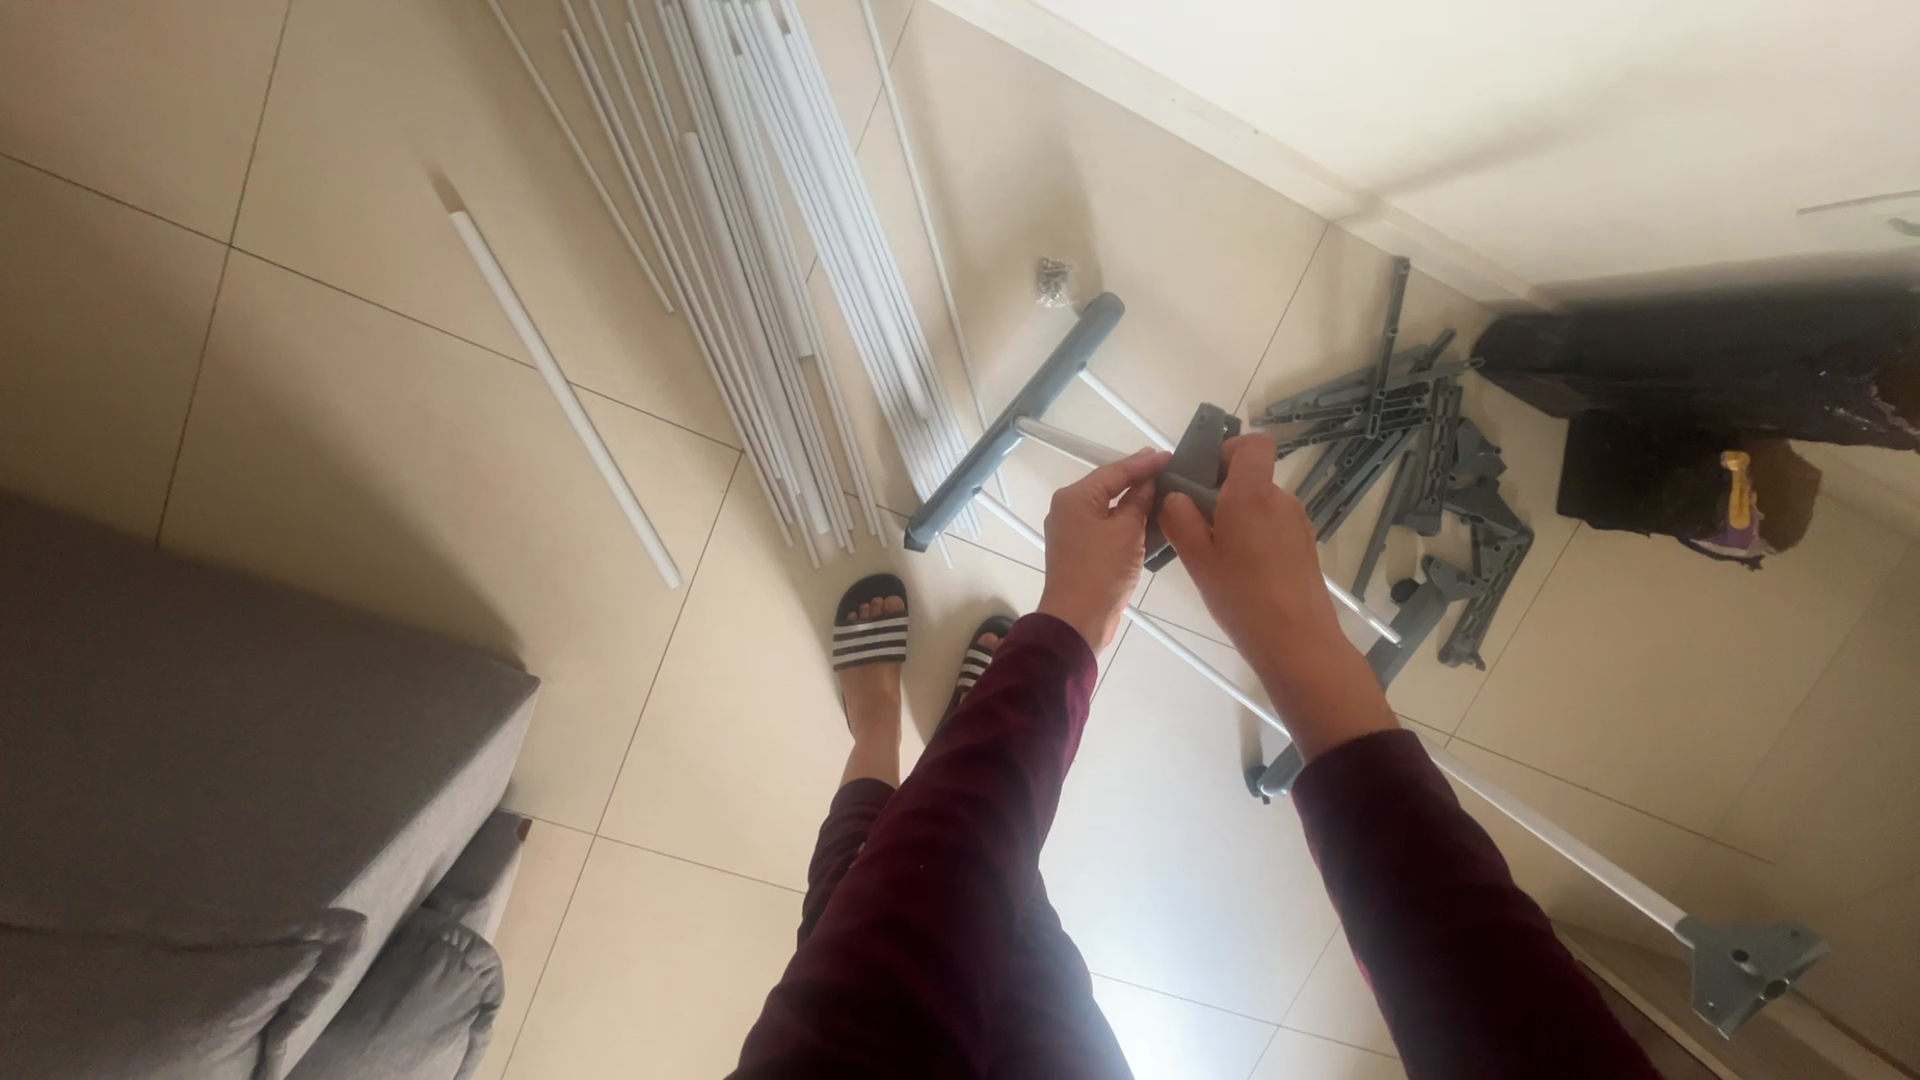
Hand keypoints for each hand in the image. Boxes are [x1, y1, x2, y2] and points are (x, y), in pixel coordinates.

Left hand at [1037, 447, 1169, 651]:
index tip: (1170, 455)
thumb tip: (1148, 483)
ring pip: (1109, 509)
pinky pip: (1107, 528)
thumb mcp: (1127, 531)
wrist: (1078, 619)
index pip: (1114, 471)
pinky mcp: (1081, 551)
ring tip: (1167, 492)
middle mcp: (1069, 509)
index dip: (1144, 463)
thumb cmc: (1102, 570)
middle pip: (1109, 487)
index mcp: (1075, 498)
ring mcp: (1073, 532)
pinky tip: (1152, 521)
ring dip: (1136, 503)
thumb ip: (1138, 502)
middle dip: (1139, 480)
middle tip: (1171, 470)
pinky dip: (1127, 523)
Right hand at [1159, 434, 1395, 758]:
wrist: (1298, 643)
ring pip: (1259, 505)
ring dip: (1235, 518)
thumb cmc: (1242, 597)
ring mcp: (1297, 525)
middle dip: (1220, 492)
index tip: (1202, 477)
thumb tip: (1177, 497)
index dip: (1227, 449)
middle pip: (1251, 477)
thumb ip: (1181, 519)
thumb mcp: (1197, 559)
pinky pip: (1272, 527)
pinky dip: (1252, 538)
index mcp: (1252, 495)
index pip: (1253, 443)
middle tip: (1194, 526)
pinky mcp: (1303, 548)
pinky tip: (1238, 573)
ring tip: (1214, 556)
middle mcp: (1281, 501)